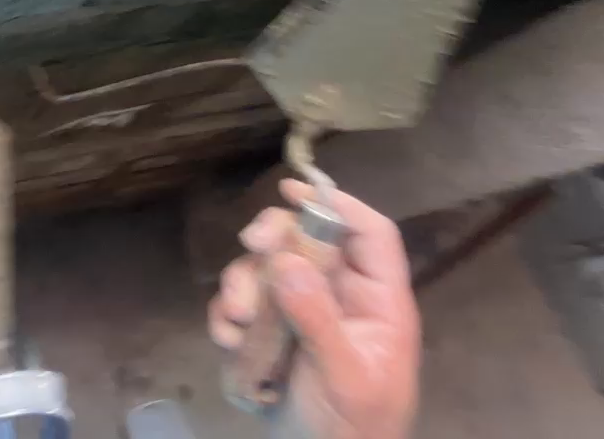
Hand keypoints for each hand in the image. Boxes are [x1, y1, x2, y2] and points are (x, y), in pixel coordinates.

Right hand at [207, 179, 419, 438]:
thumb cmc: (352, 432)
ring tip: (239, 320)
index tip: (292, 189)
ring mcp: (300, 311)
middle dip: (273, 236)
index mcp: (376, 304)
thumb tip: (286, 257)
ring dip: (242, 283)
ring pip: (266, 265)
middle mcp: (339, 297)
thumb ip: (319, 320)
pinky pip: (241, 300)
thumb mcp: (345, 380)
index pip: (370, 236)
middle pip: (307, 237)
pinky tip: (228, 341)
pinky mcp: (268, 330)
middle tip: (251, 244)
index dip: (337, 204)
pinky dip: (227, 314)